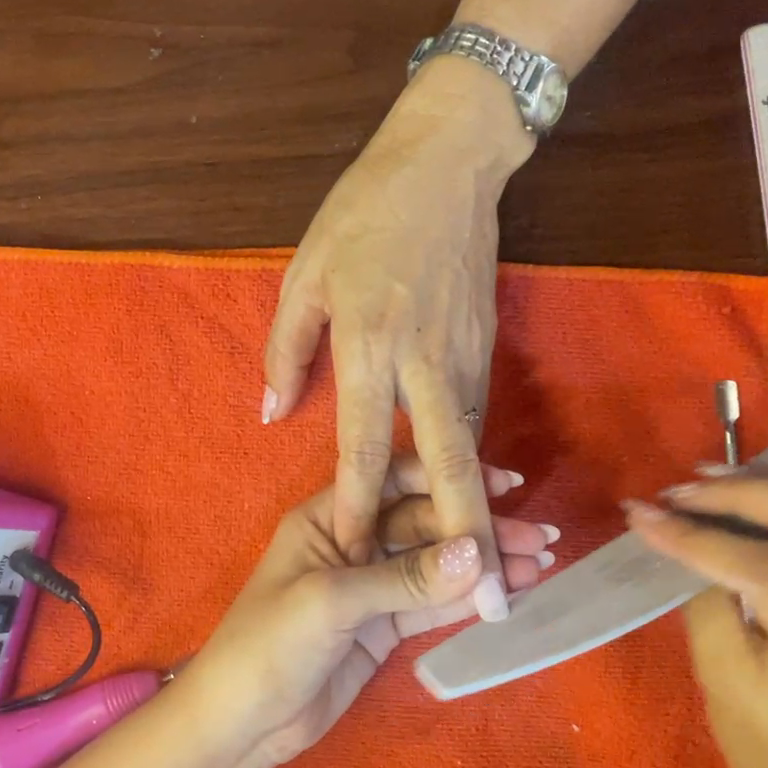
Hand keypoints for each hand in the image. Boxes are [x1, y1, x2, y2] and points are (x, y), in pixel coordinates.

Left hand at [182, 459, 556, 767]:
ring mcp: (369, 586)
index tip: (504, 484)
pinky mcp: (382, 627)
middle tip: (540, 539)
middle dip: (478, 528)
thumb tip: (477, 550)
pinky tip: (509, 592)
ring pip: (435, 565)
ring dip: (483, 563)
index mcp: (325, 517)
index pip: (393, 482)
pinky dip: (468, 598)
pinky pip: (432, 604)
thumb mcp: (331, 602)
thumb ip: (403, 579)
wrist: (242, 722)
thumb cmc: (269, 646)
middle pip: (423, 524)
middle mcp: (351, 542)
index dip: (446, 479)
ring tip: (540, 563)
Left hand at [263, 59, 532, 622]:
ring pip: (472, 447)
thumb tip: (273, 415)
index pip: (363, 447)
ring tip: (493, 574)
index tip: (359, 564)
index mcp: (367, 346)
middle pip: (449, 466)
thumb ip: (287, 352)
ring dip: (484, 512)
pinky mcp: (489, 348)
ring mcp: (465, 356)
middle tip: (489, 603)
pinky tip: (475, 501)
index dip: (360, 510)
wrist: (446, 163)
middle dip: (468, 539)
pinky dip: (475, 464)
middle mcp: (423, 363)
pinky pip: (476, 417)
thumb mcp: (303, 277)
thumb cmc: (361, 218)